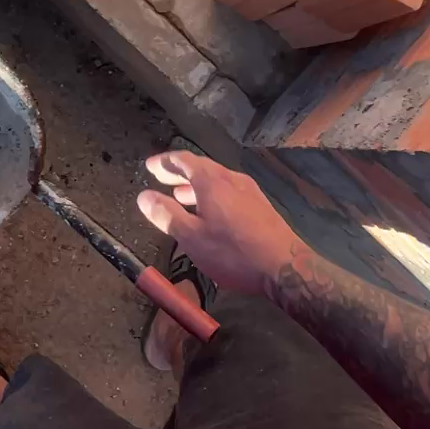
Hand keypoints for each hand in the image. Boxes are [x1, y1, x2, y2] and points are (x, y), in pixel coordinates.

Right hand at [137, 152, 310, 295]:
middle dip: (178, 172)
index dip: (164, 162)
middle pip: (201, 167)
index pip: (184, 160)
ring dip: (195, 185)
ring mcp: (249, 191)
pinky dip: (211, 194)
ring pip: (216, 180)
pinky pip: (228, 190)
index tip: (150, 166)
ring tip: (180, 195)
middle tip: (161, 177)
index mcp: (212, 181)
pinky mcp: (260, 206)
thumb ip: (166, 215)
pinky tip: (209, 211)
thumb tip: (144, 196)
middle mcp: (231, 179)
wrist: (286, 268)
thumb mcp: (192, 237)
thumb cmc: (233, 252)